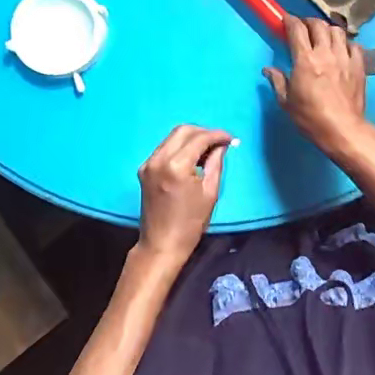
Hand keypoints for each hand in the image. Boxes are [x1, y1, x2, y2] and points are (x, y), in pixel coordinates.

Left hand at [135, 124, 231, 267]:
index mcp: (176, 165)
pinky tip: (192, 158)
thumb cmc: (190, 223)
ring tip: (208, 150)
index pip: (198, 138)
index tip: (230, 139)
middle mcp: (158, 158)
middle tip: (219, 142)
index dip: (217, 135)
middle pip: (182, 130)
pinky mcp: (144, 169)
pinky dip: (179, 147)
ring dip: (191, 138)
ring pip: (171, 137)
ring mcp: (148, 163)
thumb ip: (216, 163)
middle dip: (203, 132)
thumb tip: (222, 145)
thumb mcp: (210, 192)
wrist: (162, 244)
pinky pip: (164, 148)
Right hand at [264, 16, 373, 155]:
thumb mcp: (286, 102)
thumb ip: (277, 81)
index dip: (290, 21)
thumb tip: (268, 69)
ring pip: (337, 31)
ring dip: (327, 30)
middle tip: (303, 28)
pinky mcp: (359, 66)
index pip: (297, 29)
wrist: (342, 129)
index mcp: (305, 60)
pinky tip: (341, 49)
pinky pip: (354, 45)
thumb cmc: (310, 117)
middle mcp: (326, 53)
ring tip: (322, 36)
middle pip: (318, 25)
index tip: (285, 20)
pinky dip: (346, 43)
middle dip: (308, 22)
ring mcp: (345, 58)